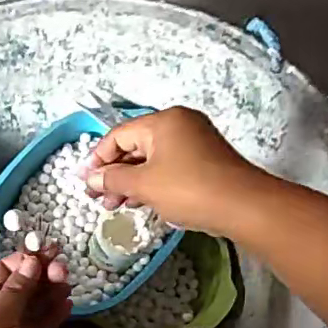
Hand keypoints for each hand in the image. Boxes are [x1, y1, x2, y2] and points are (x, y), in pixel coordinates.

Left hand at [0, 246, 70, 327]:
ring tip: (68, 285)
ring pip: (32, 303)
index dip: (29, 259)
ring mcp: (8, 325)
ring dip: (49, 293)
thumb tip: (32, 261)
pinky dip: (51, 314)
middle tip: (64, 272)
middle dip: (43, 275)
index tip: (53, 252)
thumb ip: (17, 288)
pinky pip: (37, 323)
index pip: (6, 268)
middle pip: (21, 283)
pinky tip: (67, 305)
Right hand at [83, 107, 280, 238]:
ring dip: (129, 181)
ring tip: (115, 205)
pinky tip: (139, 201)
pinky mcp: (202, 161)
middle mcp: (178, 125)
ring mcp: (193, 142)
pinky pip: (166, 167)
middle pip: (134, 146)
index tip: (86, 182)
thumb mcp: (144, 185)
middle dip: (113, 173)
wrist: (241, 205)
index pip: (118, 135)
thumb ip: (113, 179)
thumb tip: (92, 178)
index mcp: (162, 122)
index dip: (98, 159)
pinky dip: (149, 183)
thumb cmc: (188, 189)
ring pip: (150, 159)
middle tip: (98, 198)